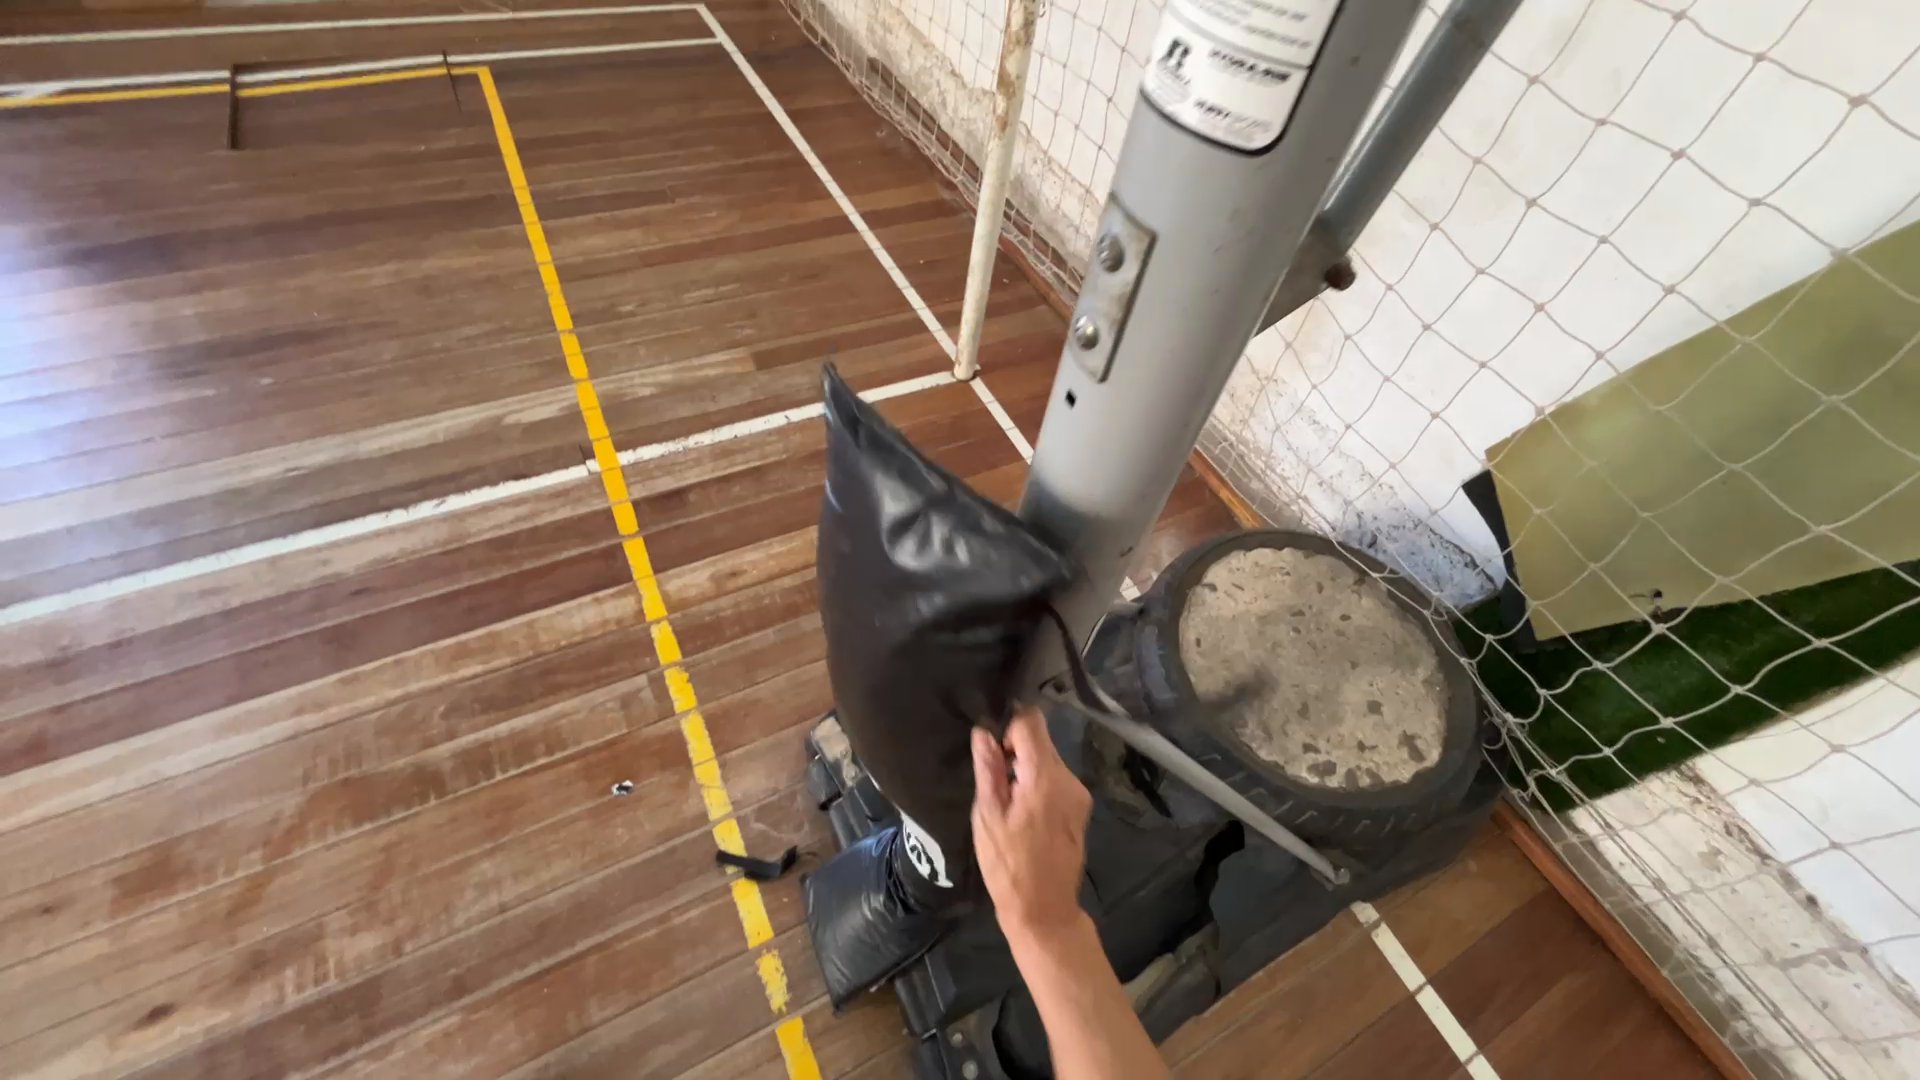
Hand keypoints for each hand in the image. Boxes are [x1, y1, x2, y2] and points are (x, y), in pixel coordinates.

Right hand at [971, 706, 1093, 942]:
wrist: (1044, 910)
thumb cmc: (1008, 865)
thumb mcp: (987, 816)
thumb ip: (988, 768)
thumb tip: (983, 730)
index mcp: (1045, 777)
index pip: (1031, 721)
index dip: (1008, 726)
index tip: (993, 749)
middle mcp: (1069, 779)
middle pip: (1042, 740)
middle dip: (1017, 749)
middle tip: (997, 780)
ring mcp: (1079, 794)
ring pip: (1049, 759)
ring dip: (1027, 768)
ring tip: (1009, 801)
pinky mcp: (1081, 807)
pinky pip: (1057, 779)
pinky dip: (1039, 783)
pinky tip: (1025, 812)